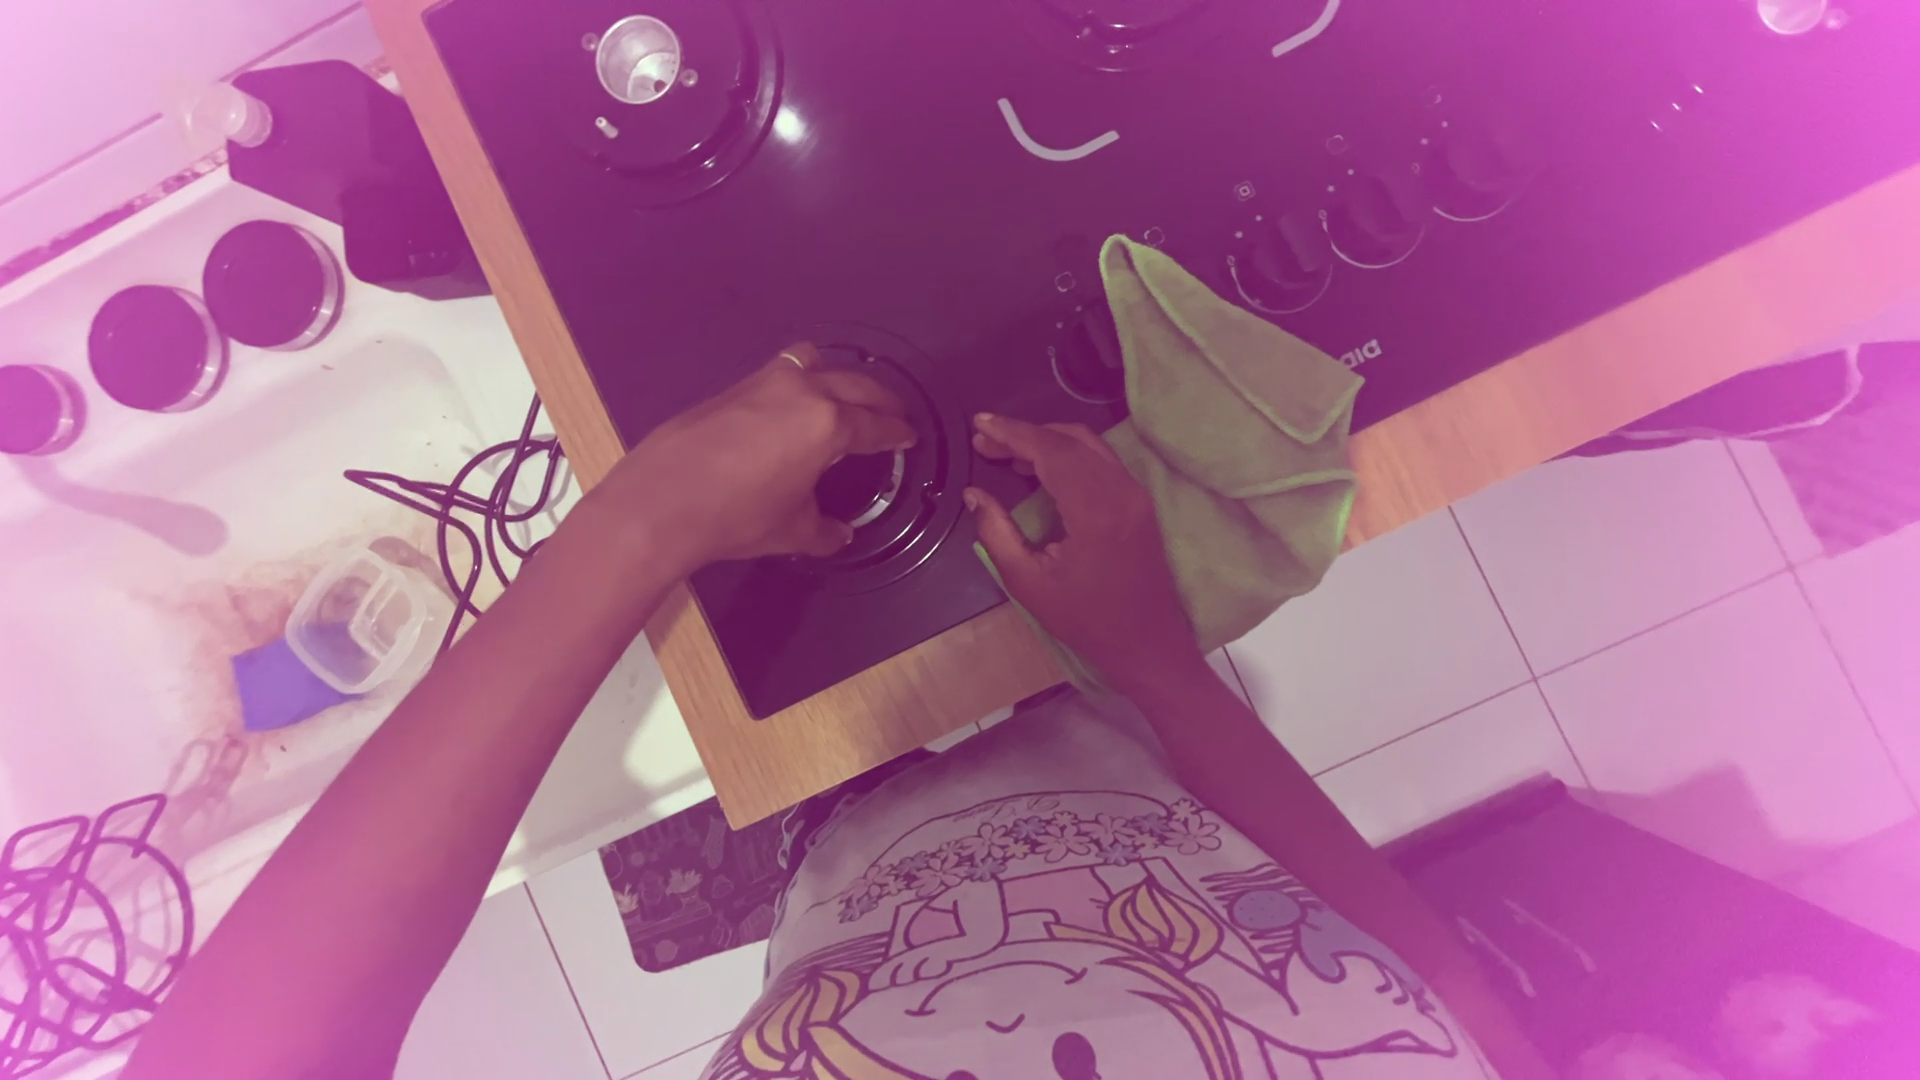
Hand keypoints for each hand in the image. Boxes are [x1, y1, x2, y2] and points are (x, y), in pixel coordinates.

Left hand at [586, 344, 916, 578]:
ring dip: (837, 378)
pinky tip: (793, 409)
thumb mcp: (792, 530)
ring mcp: (766, 382)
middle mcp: (803, 392)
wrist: (662, 502)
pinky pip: (783, 373)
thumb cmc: (738, 517)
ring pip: (815, 364)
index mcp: (829, 425)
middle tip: (892, 415)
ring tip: (843, 399)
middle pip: (856, 386)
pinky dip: (802, 382)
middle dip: (880, 401)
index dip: (896, 433)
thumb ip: (825, 531)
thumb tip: (840, 534)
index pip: (875, 426)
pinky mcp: (735, 387)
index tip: (908, 436)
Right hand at [965, 413, 1204, 690]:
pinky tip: (1040, 469)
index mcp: (1096, 510)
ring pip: (1088, 446)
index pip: (1051, 451)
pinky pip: (1100, 462)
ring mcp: (1135, 495)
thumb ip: (997, 532)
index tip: (979, 425)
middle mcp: (1122, 491)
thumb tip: (974, 494)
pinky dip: (1067, 456)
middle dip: (1024, 435)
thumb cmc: (1085, 620)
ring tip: (1005, 453)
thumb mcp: (1028, 582)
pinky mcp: (1138, 503)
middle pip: (1070, 440)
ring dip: (1047, 442)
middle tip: (984, 441)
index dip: (1013, 433)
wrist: (1147, 644)